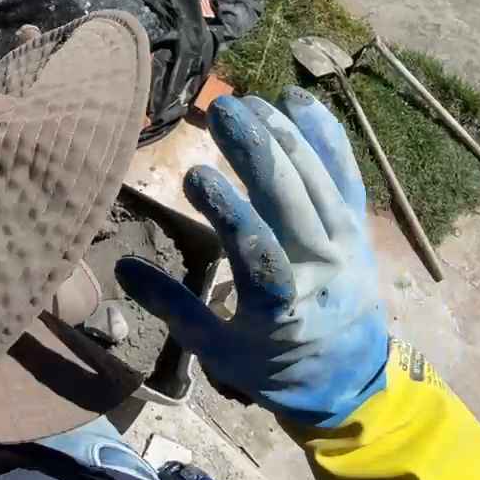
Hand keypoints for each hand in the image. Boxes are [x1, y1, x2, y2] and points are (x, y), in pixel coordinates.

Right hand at [117, 88, 388, 426]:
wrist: (348, 377)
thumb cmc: (272, 365)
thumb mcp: (215, 352)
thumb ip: (173, 307)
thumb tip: (122, 265)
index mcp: (282, 309)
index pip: (258, 252)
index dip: (229, 211)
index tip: (193, 173)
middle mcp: (322, 269)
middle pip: (292, 201)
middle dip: (257, 149)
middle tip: (221, 108)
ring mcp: (346, 243)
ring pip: (317, 179)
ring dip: (283, 135)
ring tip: (247, 101)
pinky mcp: (358, 226)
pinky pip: (345, 175)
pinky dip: (325, 135)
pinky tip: (297, 101)